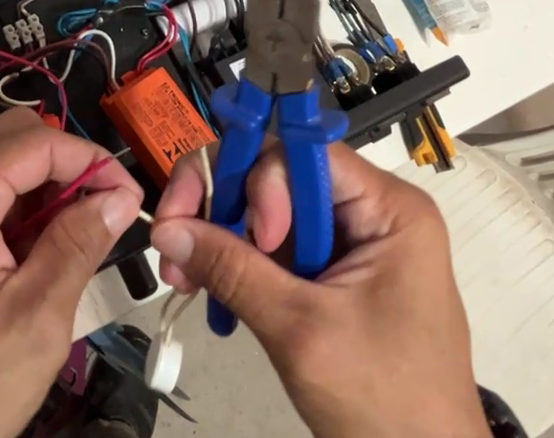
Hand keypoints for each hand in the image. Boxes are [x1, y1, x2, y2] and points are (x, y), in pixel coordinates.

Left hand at [0, 109, 144, 437]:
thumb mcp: (35, 319)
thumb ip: (78, 245)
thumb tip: (118, 197)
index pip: (39, 140)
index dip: (92, 160)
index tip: (129, 197)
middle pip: (14, 136)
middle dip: (66, 165)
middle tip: (103, 215)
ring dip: (42, 184)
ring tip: (74, 238)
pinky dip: (14, 203)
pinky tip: (36, 247)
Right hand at [150, 141, 484, 437]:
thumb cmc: (385, 401)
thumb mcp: (302, 331)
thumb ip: (233, 270)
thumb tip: (165, 227)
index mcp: (389, 209)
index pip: (305, 152)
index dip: (260, 178)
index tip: (245, 233)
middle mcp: (367, 210)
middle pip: (276, 172)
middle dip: (220, 202)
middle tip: (175, 239)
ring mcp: (345, 240)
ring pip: (262, 206)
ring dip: (215, 233)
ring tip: (181, 275)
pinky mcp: (325, 268)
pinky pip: (267, 242)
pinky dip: (230, 258)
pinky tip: (201, 283)